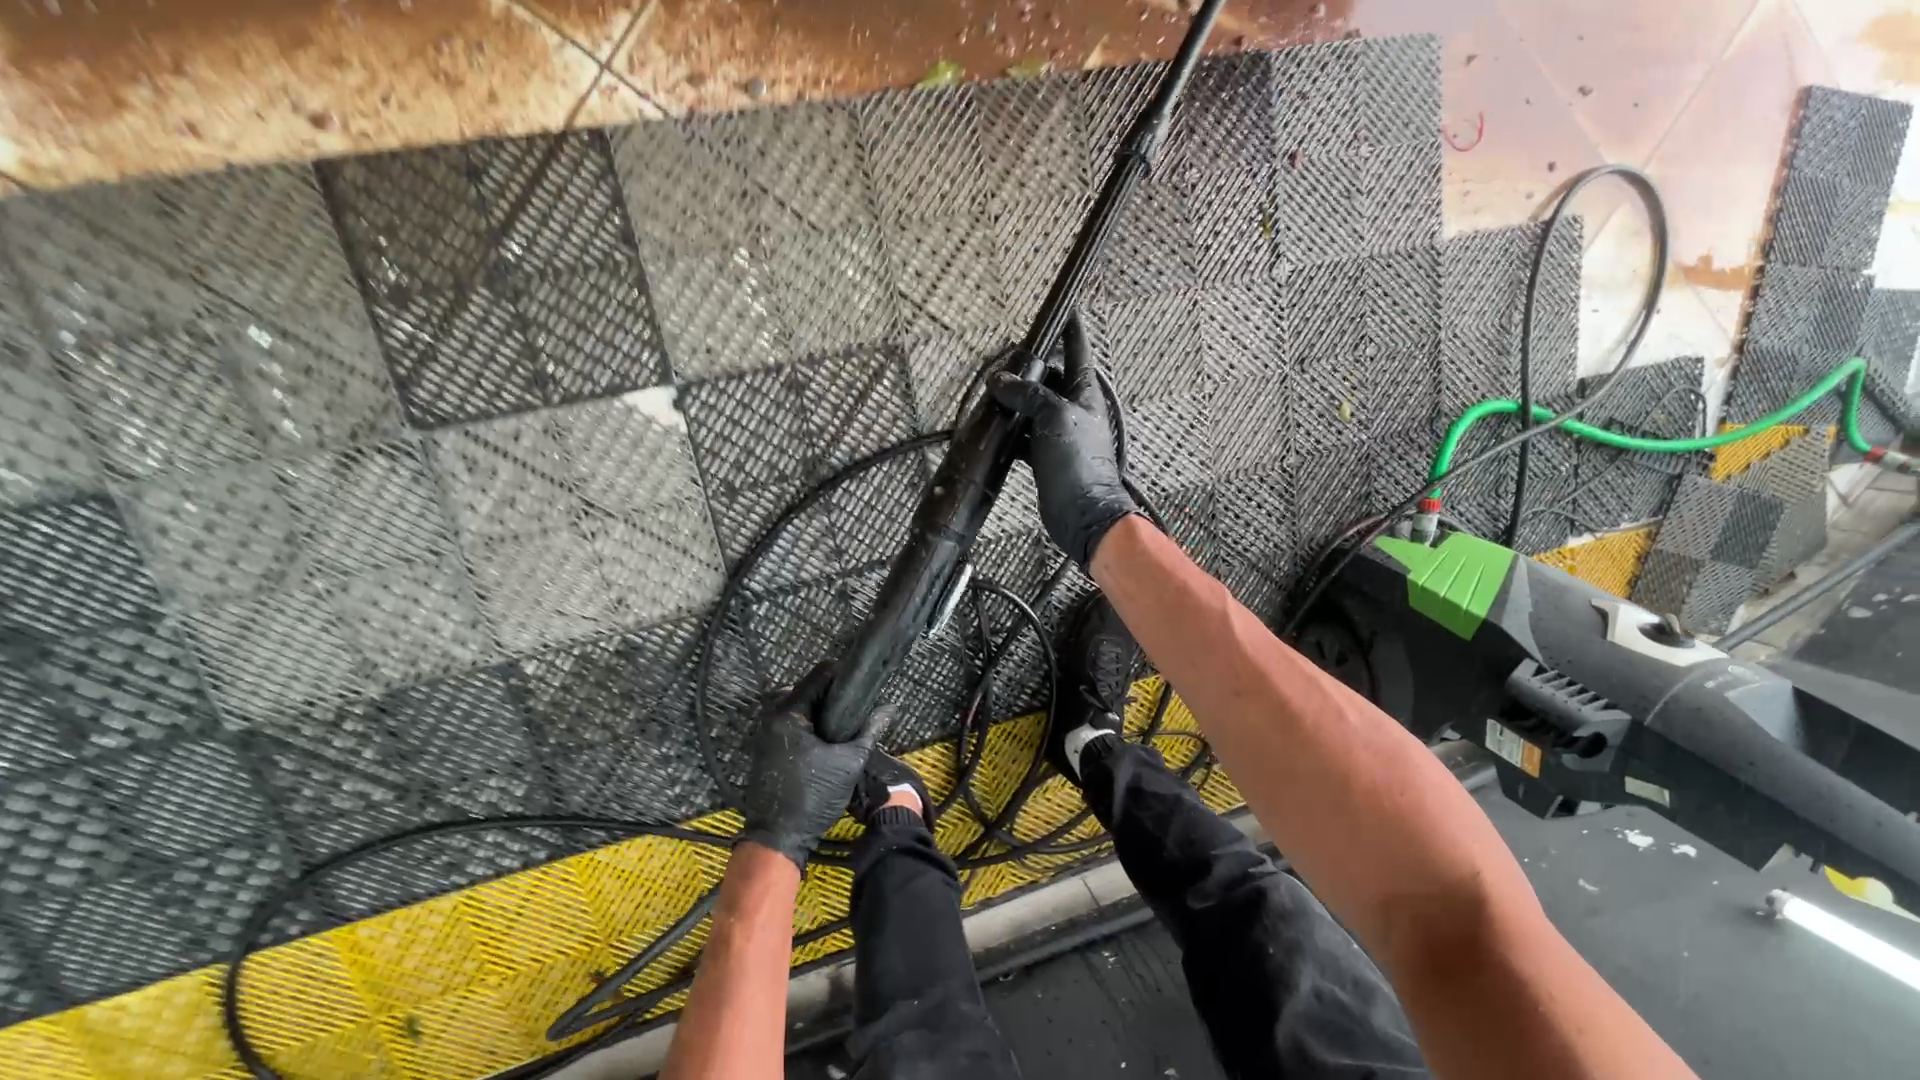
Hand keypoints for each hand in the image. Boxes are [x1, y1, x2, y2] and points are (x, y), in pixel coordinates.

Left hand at [737, 664, 893, 867]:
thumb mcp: (849, 763)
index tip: (864, 689)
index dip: (845, 677)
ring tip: (846, 726)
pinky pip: (792, 720)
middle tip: (857, 711)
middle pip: (810, 687)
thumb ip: (870, 731)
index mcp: (788, 712)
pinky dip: (810, 724)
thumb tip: (890, 707)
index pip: (820, 674)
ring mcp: (765, 729)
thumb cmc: (813, 798)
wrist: (778, 837)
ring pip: (801, 704)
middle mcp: (772, 714)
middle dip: (834, 697)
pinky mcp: (766, 743)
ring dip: (822, 711)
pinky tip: (828, 738)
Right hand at [988, 311, 1140, 567]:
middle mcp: (1073, 408)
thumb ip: (1028, 394)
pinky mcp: (1044, 455)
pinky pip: (1023, 434)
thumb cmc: (1080, 464)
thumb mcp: (1054, 417)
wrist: (1083, 513)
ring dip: (1014, 401)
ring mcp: (1058, 433)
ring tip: (991, 393)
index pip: (1077, 348)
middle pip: (1048, 376)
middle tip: (1003, 360)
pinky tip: (994, 430)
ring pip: (1032, 406)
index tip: (1063, 305)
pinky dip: (1009, 431)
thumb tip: (1001, 381)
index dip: (1069, 326)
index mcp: (1084, 392)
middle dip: (1027, 368)